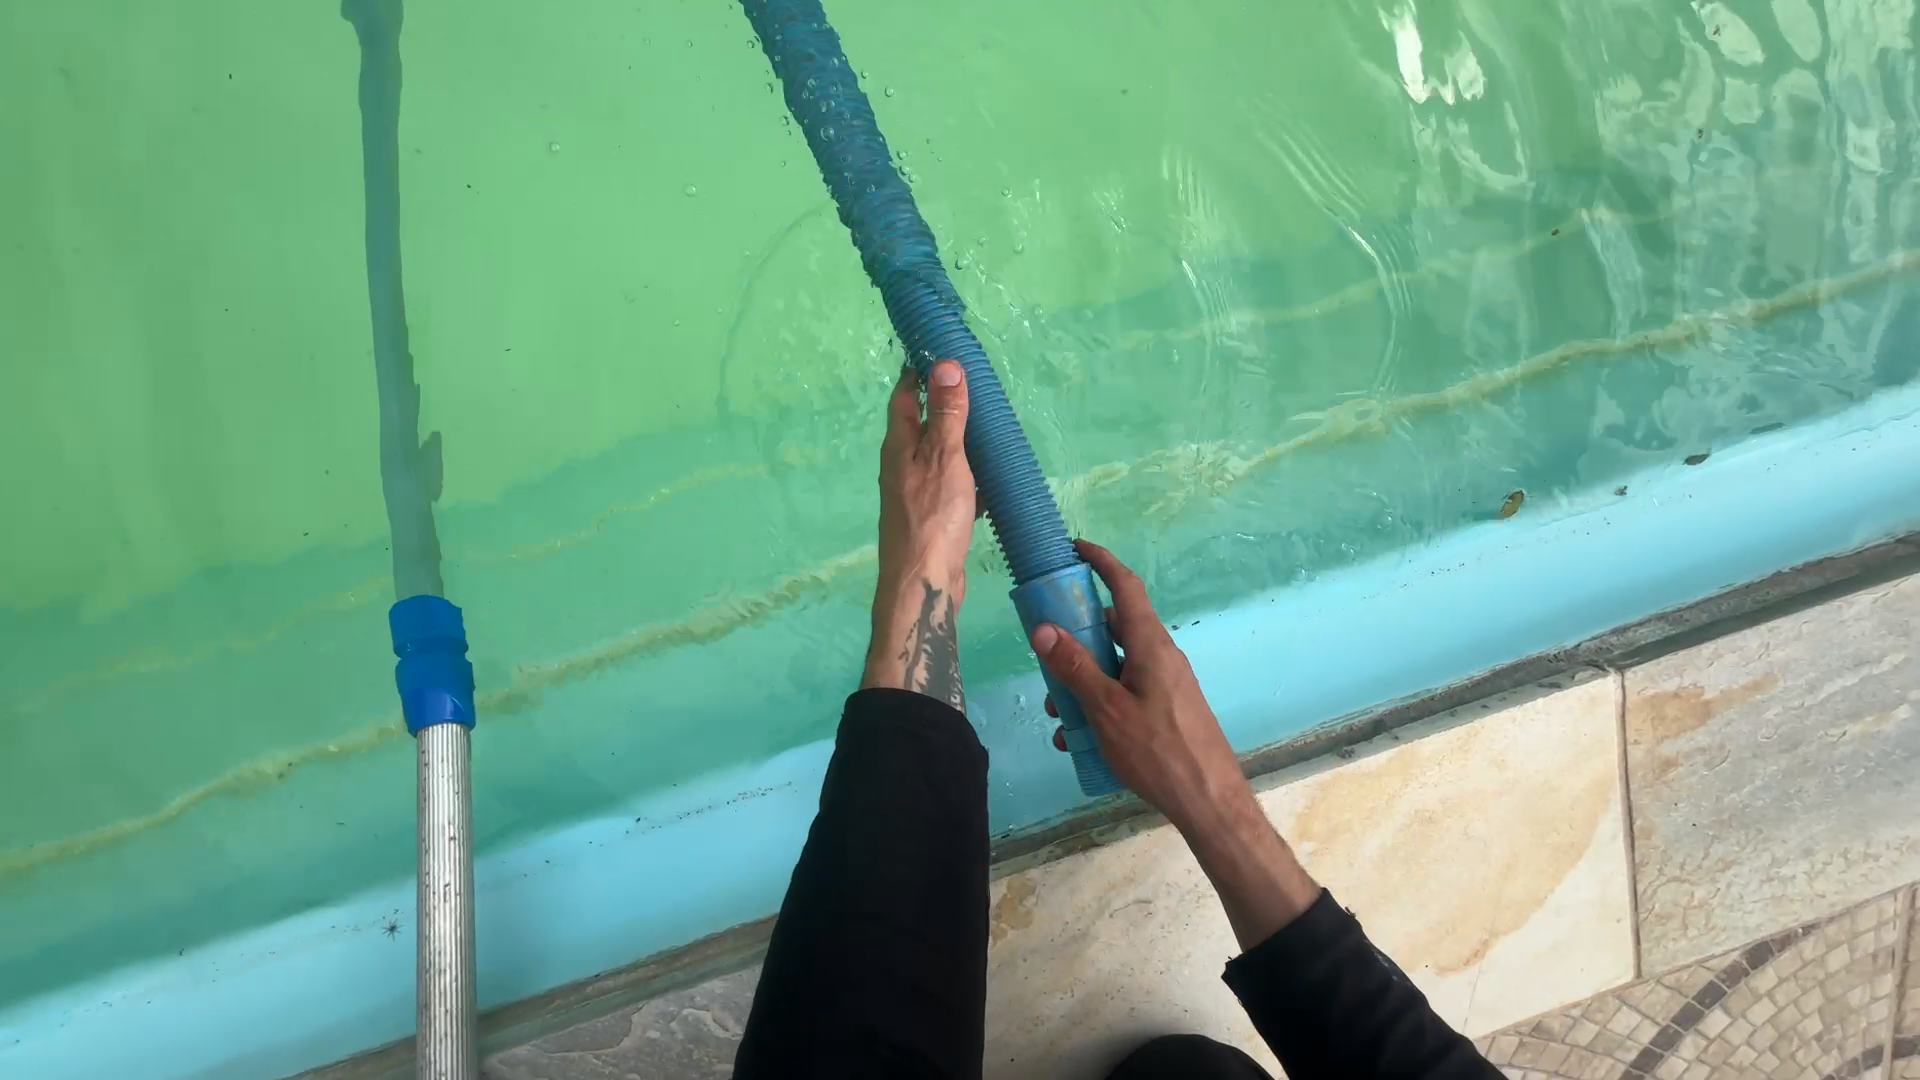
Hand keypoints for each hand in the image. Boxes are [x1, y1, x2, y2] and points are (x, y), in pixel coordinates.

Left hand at [861, 360, 974, 710]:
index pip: (905, 397)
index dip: (918, 372)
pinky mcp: (933, 517)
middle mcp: (902, 466)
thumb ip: (947, 414)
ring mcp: (916, 493)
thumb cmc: (933, 516)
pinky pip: (952, 485)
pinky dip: (969, 475)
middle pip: (921, 425)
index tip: (937, 349)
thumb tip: (944, 363)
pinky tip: (990, 479)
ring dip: (959, 441)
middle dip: (944, 404)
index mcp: (900, 446)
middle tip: (975, 385)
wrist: (924, 581)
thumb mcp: (945, 457)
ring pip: (939, 456)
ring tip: (988, 426)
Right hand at [1031, 539, 1319, 947]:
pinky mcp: (1166, 708)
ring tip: (1058, 714)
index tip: (1074, 549)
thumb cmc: (1159, 751)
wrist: (1211, 803)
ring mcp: (1165, 683)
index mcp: (1150, 644)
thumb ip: (1075, 668)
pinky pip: (1125, 691)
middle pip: (1114, 627)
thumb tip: (1044, 629)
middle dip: (1076, 636)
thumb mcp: (1107, 710)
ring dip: (1083, 680)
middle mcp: (1160, 656)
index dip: (1100, 562)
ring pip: (1116, 664)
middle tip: (1047, 650)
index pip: (1125, 586)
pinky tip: (1079, 739)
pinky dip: (1100, 703)